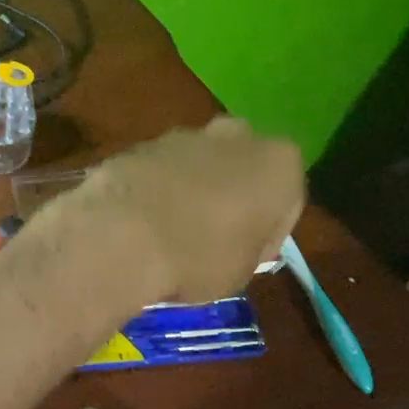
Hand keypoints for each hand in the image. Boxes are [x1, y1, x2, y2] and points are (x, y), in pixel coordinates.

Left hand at [69, 117, 303, 303]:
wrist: (120, 235)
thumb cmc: (199, 257)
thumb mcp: (242, 272)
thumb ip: (248, 249)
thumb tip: (234, 245)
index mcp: (278, 163)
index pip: (287, 200)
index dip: (268, 234)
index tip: (248, 258)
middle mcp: (235, 136)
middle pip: (241, 168)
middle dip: (231, 196)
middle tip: (212, 239)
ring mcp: (182, 136)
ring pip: (197, 165)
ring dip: (189, 191)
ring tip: (169, 234)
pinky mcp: (137, 145)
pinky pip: (157, 172)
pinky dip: (153, 192)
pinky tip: (138, 225)